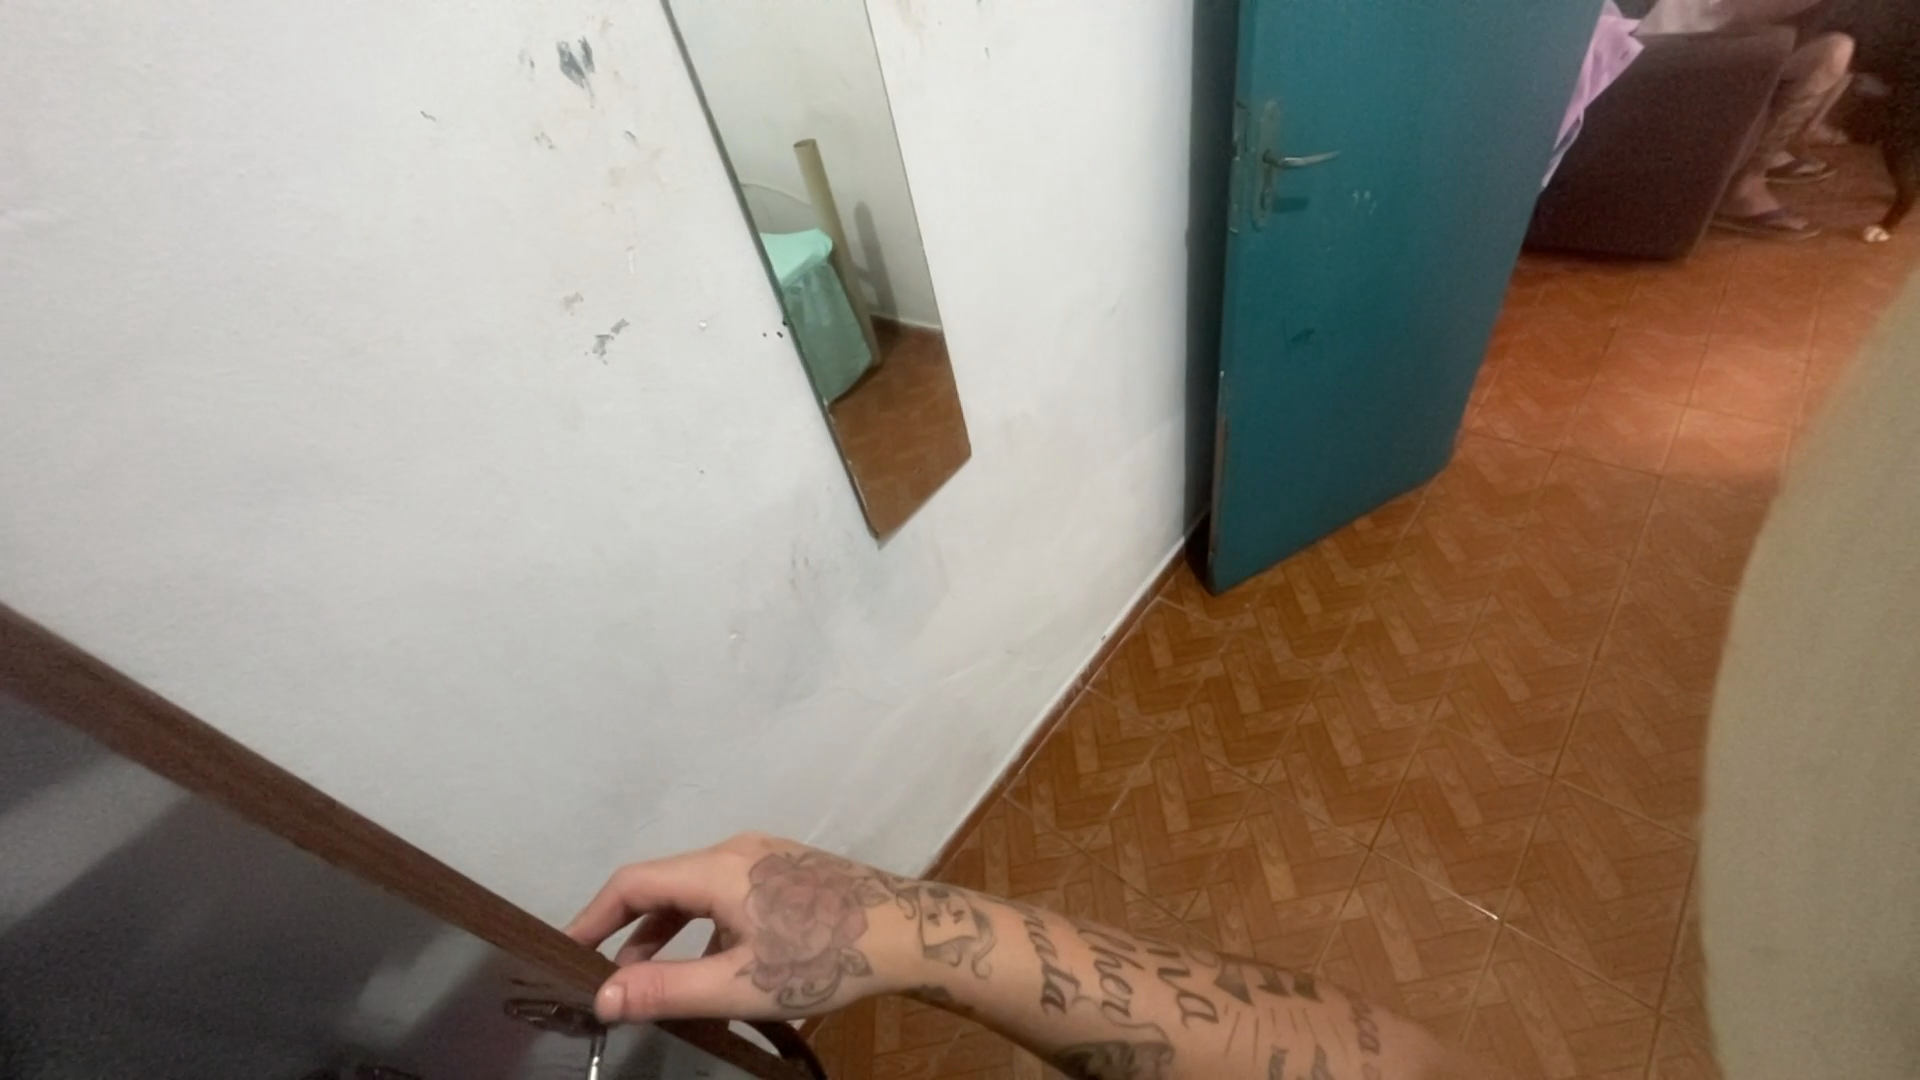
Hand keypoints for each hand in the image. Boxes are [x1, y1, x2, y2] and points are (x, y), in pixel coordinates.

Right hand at [564, 832, 916, 1024]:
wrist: (904, 929)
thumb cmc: (824, 957)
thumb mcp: (740, 983)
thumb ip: (668, 988)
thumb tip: (602, 995)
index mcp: (720, 867)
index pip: (634, 881)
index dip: (591, 916)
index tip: (563, 954)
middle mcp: (738, 850)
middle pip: (664, 882)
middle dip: (626, 928)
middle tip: (601, 977)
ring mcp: (765, 855)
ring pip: (696, 889)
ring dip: (665, 930)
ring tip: (647, 980)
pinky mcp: (785, 868)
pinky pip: (726, 891)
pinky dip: (701, 924)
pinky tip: (709, 963)